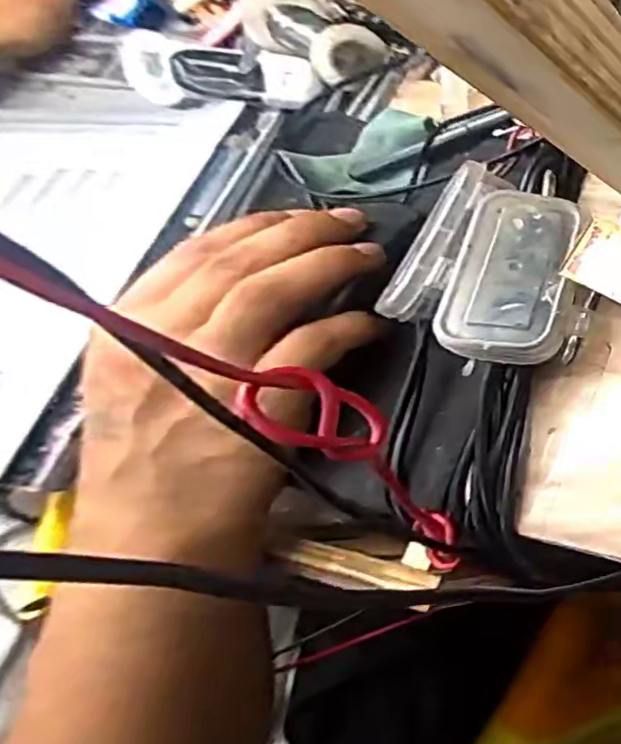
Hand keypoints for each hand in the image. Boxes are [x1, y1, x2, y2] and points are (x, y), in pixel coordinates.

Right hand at [71, 209, 387, 570]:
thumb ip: (189, 323)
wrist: (158, 528)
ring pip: (271, 293)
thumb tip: (261, 273)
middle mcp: (154, 341)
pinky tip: (374, 322)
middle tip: (354, 223)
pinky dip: (348, 327)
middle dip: (304, 233)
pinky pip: (310, 346)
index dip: (259, 226)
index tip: (304, 215)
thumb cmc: (163, 448)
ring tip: (371, 255)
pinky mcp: (253, 404)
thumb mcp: (148, 373)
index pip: (193, 255)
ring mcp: (204, 372)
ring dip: (330, 265)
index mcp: (123, 329)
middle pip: (238, 264)